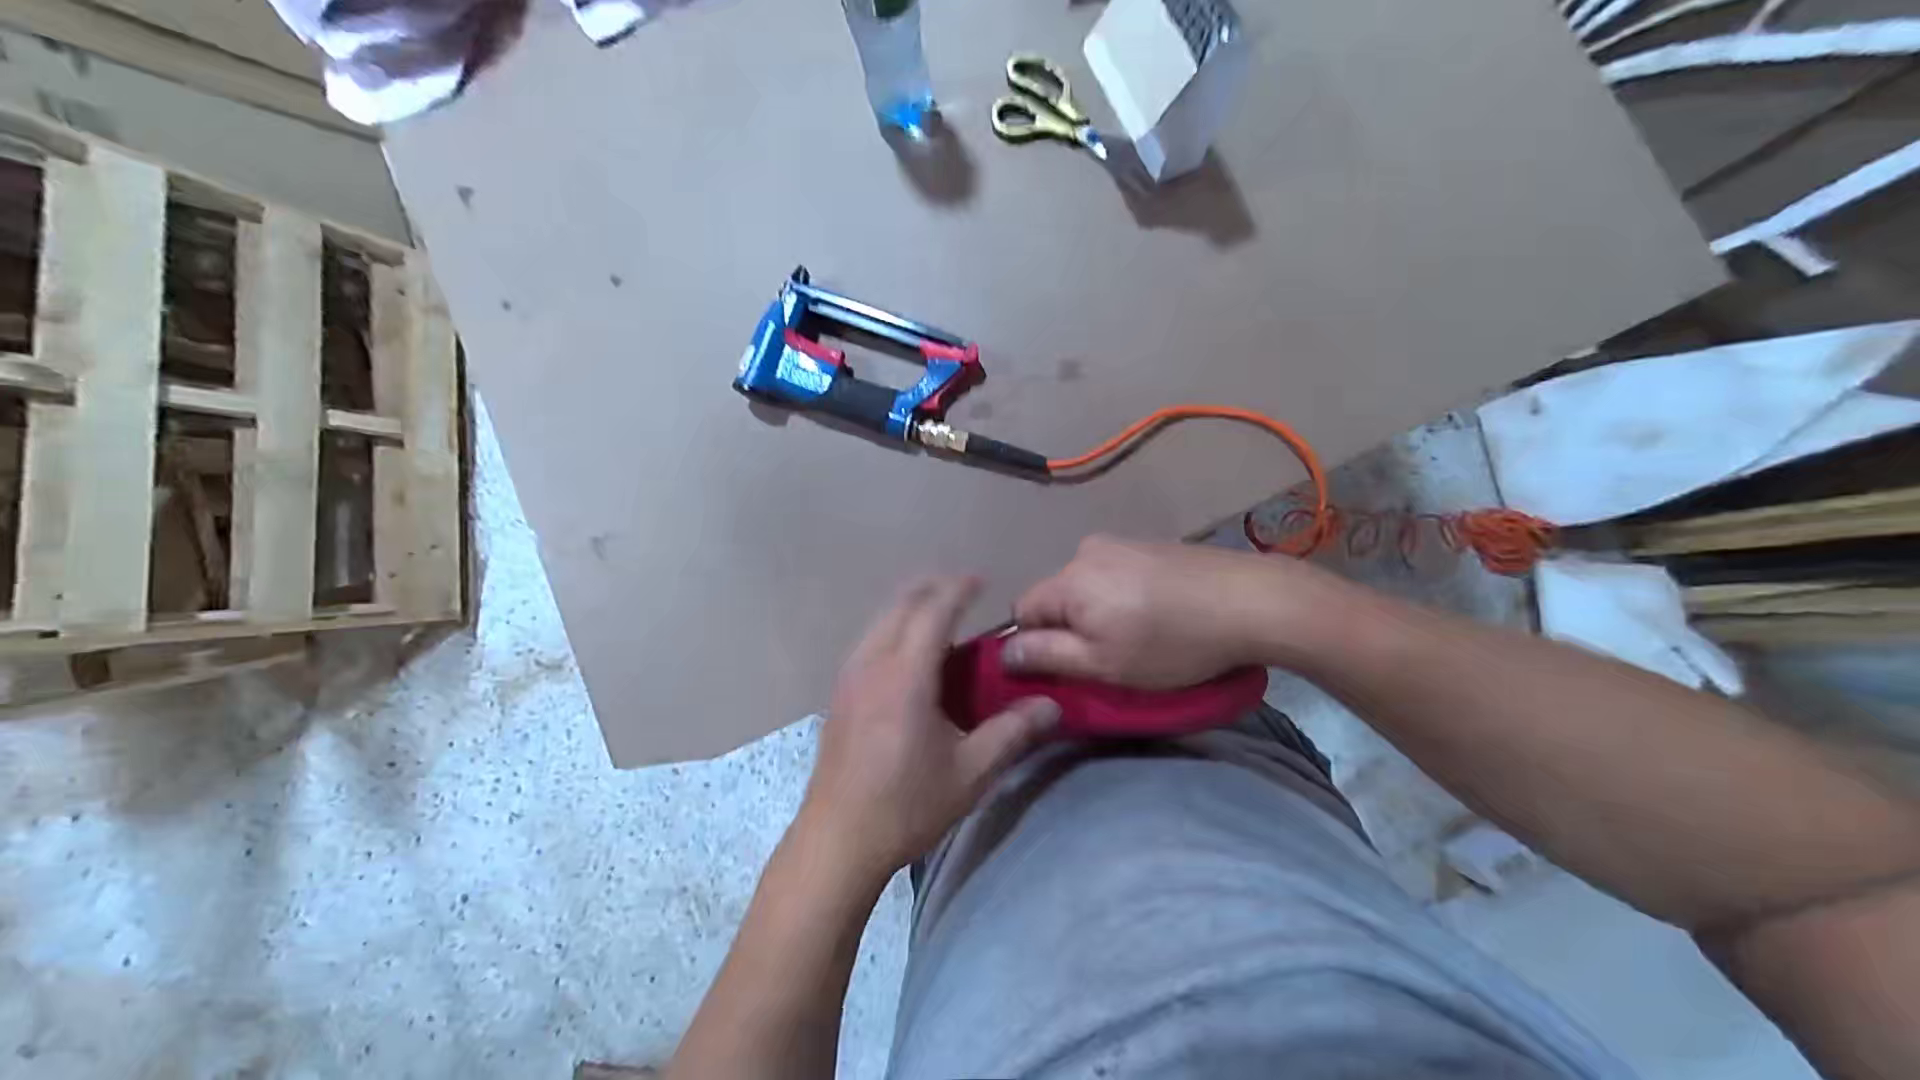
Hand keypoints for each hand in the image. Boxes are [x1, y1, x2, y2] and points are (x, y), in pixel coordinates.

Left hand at [799, 576, 1058, 881]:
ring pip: (881, 621)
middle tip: (964, 591)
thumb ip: (1012, 732)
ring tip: (940, 617)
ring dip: (911, 607)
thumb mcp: (970, 772)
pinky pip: (869, 640)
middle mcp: (871, 664)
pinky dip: (894, 628)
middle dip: (933, 589)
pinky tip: (909, 655)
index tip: (981, 580)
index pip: (933, 612)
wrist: (837, 840)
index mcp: (905, 676)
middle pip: (901, 605)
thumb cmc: (906, 805)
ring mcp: (849, 677)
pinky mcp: (839, 694)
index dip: (959, 590)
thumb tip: (1052, 705)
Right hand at [1005, 535, 1338, 687]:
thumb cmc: (1171, 642)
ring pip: (1087, 586)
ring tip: (1141, 634)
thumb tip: (1003, 652)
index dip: (1037, 643)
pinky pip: (1115, 574)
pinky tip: (1159, 611)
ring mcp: (1120, 543)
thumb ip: (1046, 656)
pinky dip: (1124, 596)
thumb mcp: (1103, 663)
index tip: (1072, 666)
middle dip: (1071, 627)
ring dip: (1099, 611)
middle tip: (1111, 656)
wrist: (1251, 600)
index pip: (1021, 610)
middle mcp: (1085, 551)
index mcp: (1068, 580)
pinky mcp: (1150, 544)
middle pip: (1055, 596)